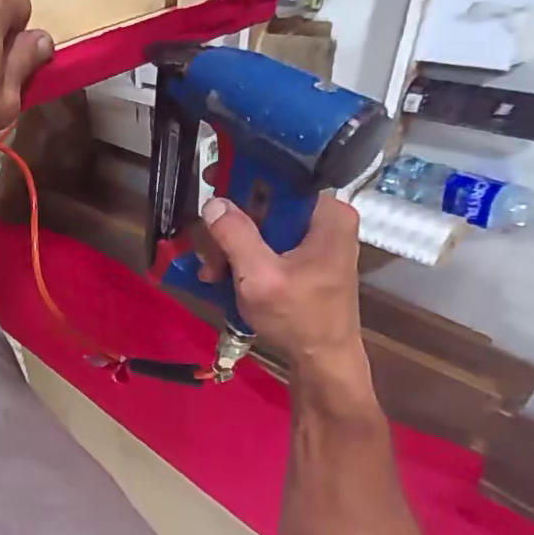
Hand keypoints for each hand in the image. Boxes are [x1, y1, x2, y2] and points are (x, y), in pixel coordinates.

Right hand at [199, 194, 375, 407]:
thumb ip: (235, 235)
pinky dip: (241, 257)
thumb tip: (213, 203)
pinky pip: (265, 244)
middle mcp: (324, 220)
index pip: (282, 174)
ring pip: (260, 224)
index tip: (212, 177)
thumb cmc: (298, 318)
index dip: (244, 172)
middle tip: (207, 244)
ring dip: (230, 245)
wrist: (322, 362)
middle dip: (230, 223)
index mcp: (326, 214)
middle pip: (265, 201)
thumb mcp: (259, 276)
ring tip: (212, 271)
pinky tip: (223, 277)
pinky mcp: (303, 259)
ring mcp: (313, 241)